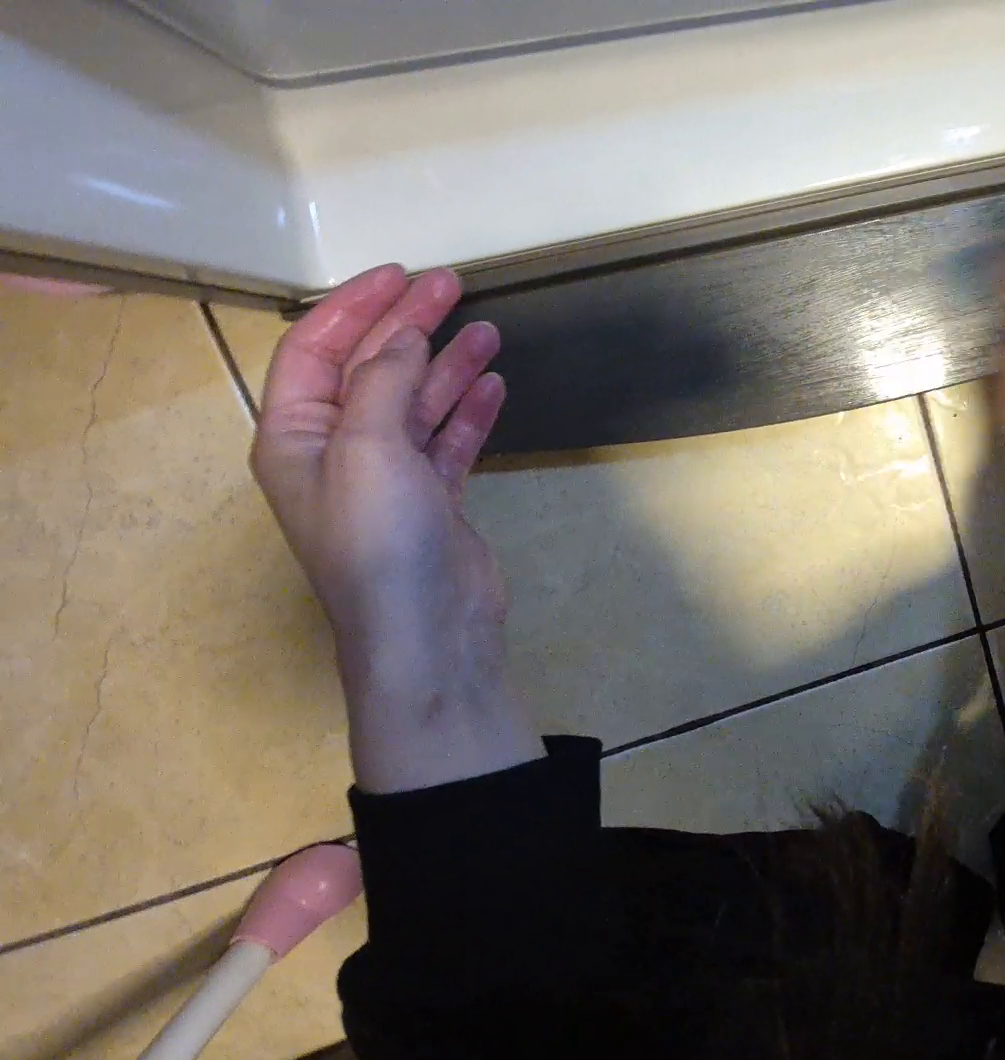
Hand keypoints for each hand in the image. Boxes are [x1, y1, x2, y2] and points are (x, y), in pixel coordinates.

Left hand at [251, 265, 540, 793]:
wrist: (429, 630)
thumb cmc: (382, 540)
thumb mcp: (369, 450)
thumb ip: (385, 382)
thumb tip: (407, 334)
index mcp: (298, 435)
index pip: (321, 352)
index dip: (358, 308)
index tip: (404, 276)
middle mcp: (340, 451)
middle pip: (375, 371)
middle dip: (411, 327)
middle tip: (453, 287)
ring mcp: (393, 477)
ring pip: (420, 404)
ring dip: (451, 367)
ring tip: (489, 331)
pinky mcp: (437, 499)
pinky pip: (451, 441)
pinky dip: (472, 413)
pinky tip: (495, 386)